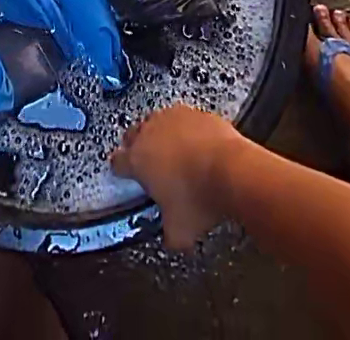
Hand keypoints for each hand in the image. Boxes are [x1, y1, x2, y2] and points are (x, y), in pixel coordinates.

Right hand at [110, 105, 245, 249]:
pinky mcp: (193, 111)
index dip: (120, 169)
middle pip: (132, 135)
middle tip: (148, 161)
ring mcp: (171, 118)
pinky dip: (186, 129)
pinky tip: (196, 142)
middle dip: (137, 146)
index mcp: (138, 159)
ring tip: (172, 149)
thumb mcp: (181, 230)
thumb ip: (169, 234)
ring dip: (160, 134)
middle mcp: (149, 132)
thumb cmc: (200, 196)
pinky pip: (182, 118)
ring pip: (156, 121)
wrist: (231, 170)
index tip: (124, 174)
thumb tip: (172, 239)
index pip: (118, 162)